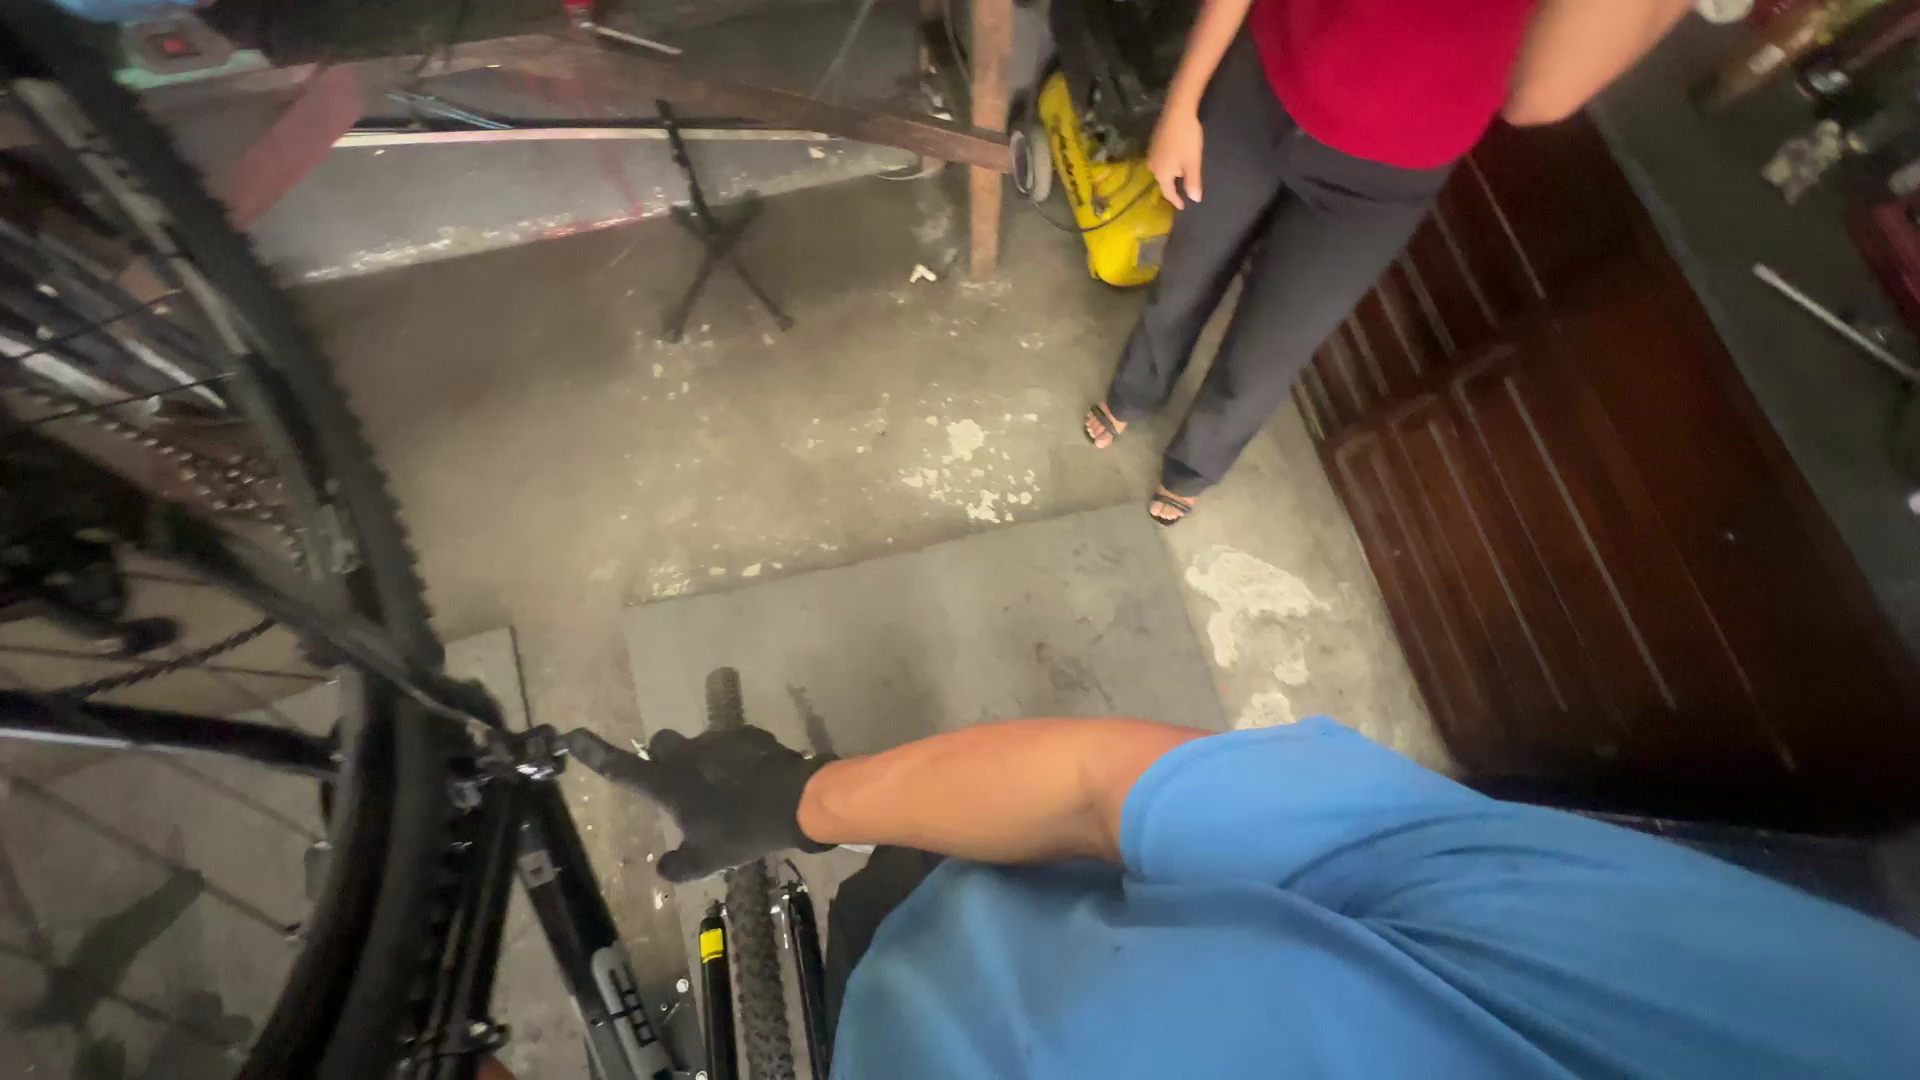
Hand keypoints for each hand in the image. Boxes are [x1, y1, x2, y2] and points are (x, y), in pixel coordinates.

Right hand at [563, 726, 835, 882]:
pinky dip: (735, 758)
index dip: (595, 752)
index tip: (572, 733)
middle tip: (681, 783)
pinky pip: (733, 743)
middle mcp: (688, 754)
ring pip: (700, 743)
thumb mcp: (707, 860)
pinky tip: (752, 779)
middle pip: (661, 743)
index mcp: (669, 784)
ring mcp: (719, 739)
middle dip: (664, 757)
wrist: (794, 801)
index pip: (621, 768)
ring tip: (728, 790)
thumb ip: (678, 865)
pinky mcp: (748, 734)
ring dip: (705, 761)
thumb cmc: (742, 831)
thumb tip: (664, 867)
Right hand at [1147, 106, 1202, 208]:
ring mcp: (1151, 154)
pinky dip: (1167, 162)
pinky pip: (1160, 159)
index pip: (1168, 193)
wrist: (1177, 111)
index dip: (1176, 200)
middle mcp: (1152, 167)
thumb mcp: (1192, 162)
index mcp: (1162, 175)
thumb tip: (1195, 199)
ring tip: (1178, 173)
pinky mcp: (1152, 143)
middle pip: (1163, 181)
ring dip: (1170, 172)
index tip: (1183, 206)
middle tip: (1182, 189)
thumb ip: (1193, 182)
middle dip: (1172, 185)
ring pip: (1161, 169)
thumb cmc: (1186, 139)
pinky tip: (1174, 157)